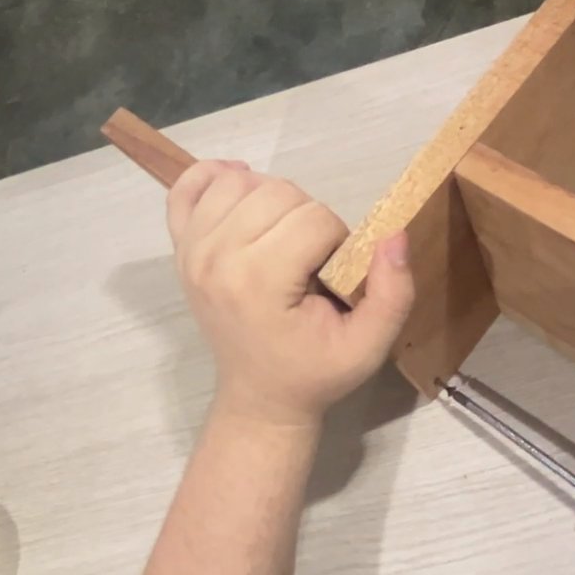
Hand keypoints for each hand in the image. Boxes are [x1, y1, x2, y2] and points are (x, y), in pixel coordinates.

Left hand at [167, 160, 413, 423]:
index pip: (315, 218)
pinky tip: (242, 191)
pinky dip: (216, 178)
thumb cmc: (316, 371)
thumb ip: (394, 293)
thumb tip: (394, 235)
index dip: (338, 239)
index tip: (333, 274)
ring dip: (274, 199)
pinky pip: (189, 187)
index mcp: (259, 282)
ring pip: (241, 182)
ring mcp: (191, 250)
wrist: (261, 396)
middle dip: (310, 218)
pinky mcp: (180, 248)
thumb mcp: (369, 347)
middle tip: (312, 259)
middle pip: (279, 192)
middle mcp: (216, 258)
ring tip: (285, 236)